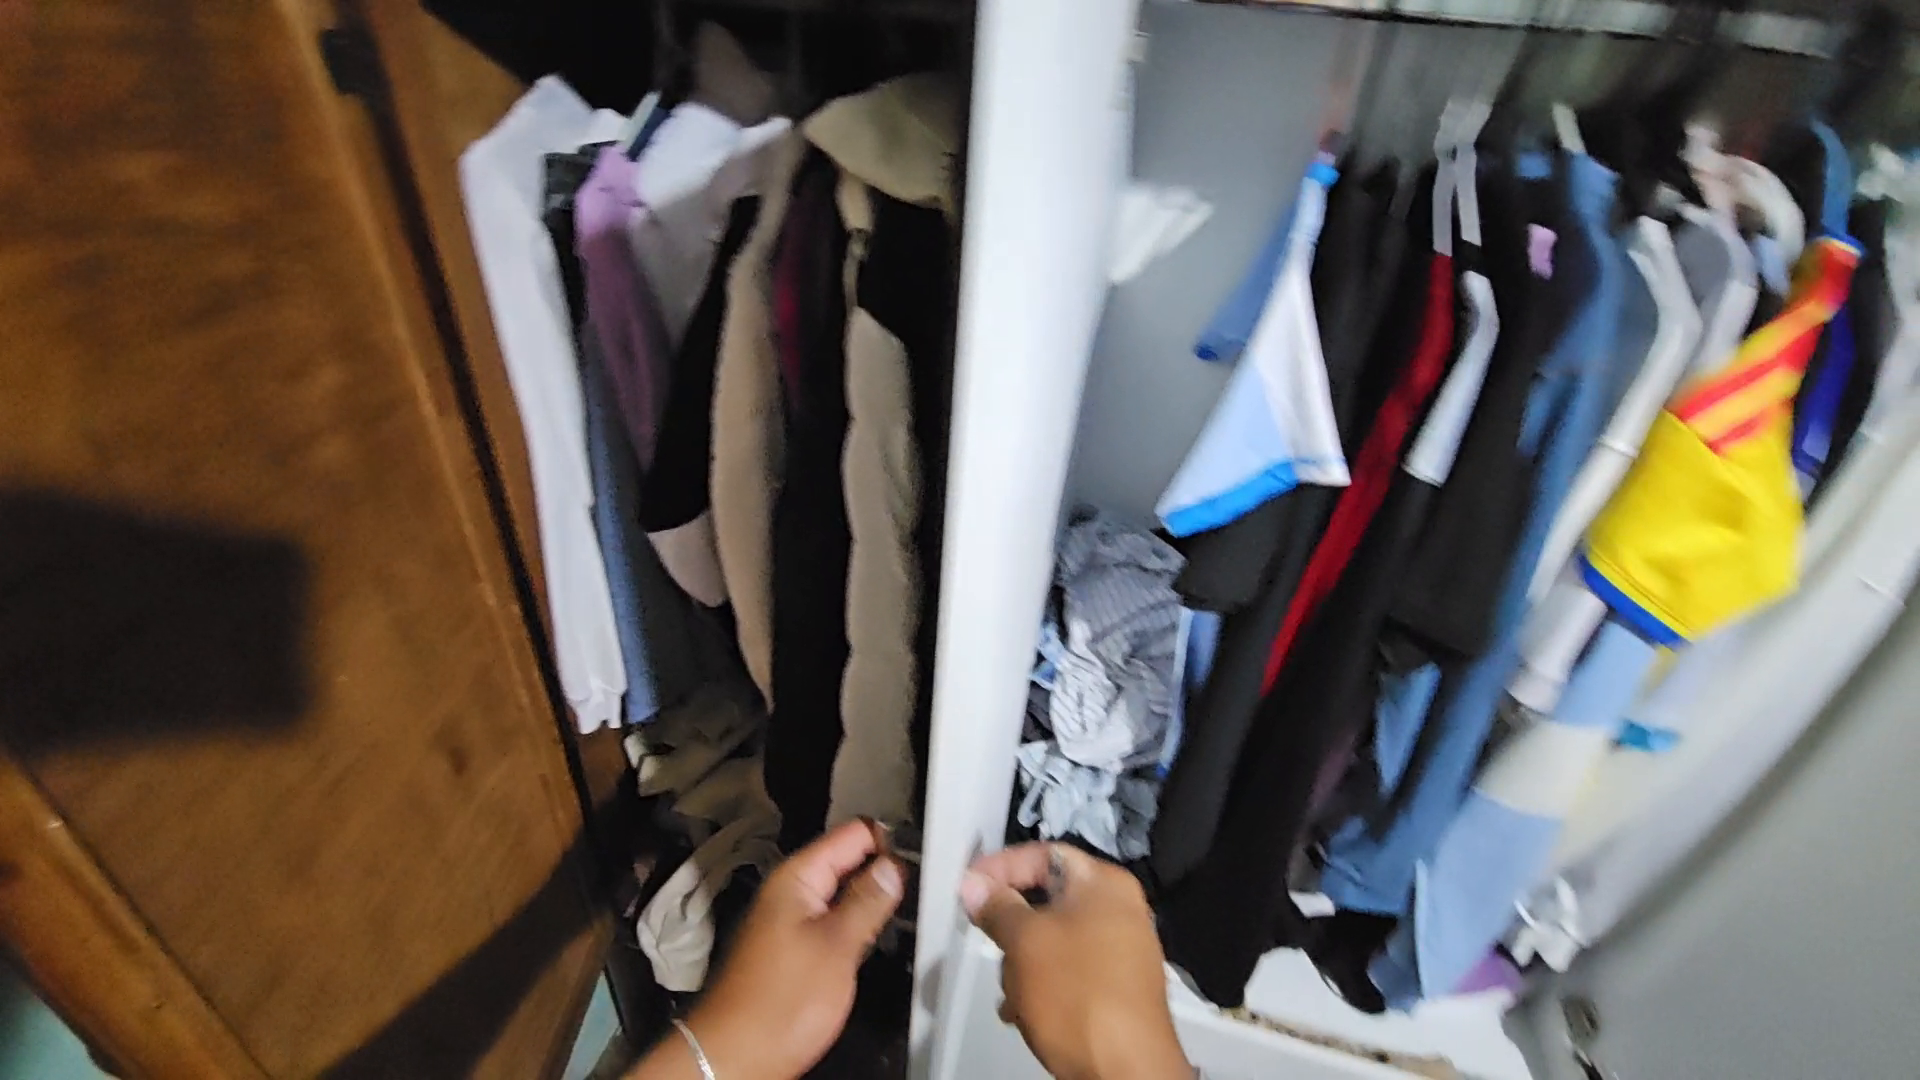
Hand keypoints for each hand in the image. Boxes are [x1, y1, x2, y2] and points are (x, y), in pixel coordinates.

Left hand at [629, 820, 904, 1079]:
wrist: (734, 1060)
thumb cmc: (781, 1002)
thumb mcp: (835, 947)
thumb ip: (868, 901)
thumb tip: (893, 866)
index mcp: (798, 876)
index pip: (853, 833)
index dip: (888, 841)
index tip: (918, 862)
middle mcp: (794, 889)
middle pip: (849, 858)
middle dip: (883, 869)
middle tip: (920, 888)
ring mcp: (793, 917)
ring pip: (844, 890)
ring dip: (872, 897)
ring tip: (907, 909)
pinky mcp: (797, 945)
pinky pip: (835, 916)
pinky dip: (857, 921)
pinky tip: (878, 934)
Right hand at [962, 843, 1189, 1079]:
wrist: (1129, 1075)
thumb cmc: (1076, 994)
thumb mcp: (1025, 943)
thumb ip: (997, 908)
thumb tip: (973, 883)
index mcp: (1104, 883)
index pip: (1043, 854)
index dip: (1001, 866)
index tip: (970, 888)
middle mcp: (1120, 907)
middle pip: (1049, 897)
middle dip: (1013, 924)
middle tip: (989, 943)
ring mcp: (1124, 949)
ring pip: (1057, 937)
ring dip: (1025, 959)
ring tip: (1010, 991)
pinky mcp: (1120, 988)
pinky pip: (1072, 968)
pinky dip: (1046, 981)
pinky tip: (1025, 1010)